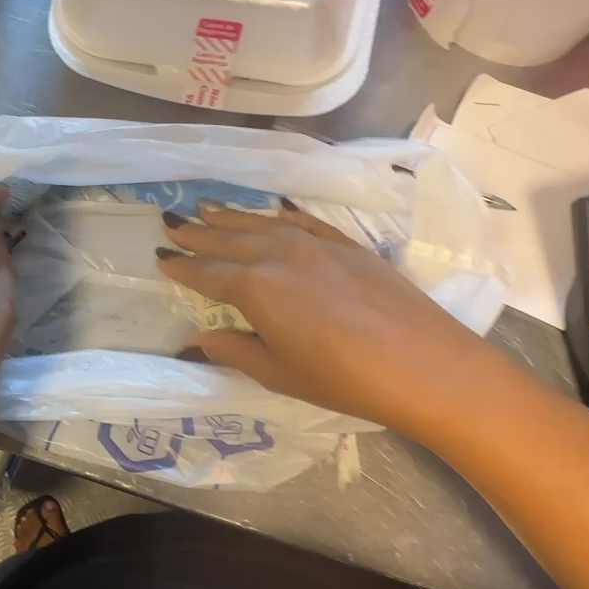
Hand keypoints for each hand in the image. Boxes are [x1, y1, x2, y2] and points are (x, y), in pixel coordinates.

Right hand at [156, 200, 502, 432]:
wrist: (428, 367)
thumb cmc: (344, 379)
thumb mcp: (278, 373)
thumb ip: (234, 350)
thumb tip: (198, 339)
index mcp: (256, 288)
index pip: (207, 273)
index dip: (182, 267)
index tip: (160, 258)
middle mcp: (281, 256)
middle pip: (230, 240)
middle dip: (198, 233)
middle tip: (172, 223)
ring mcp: (318, 246)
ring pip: (264, 224)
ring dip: (233, 217)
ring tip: (208, 209)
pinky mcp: (349, 247)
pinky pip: (305, 222)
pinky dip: (283, 216)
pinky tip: (273, 212)